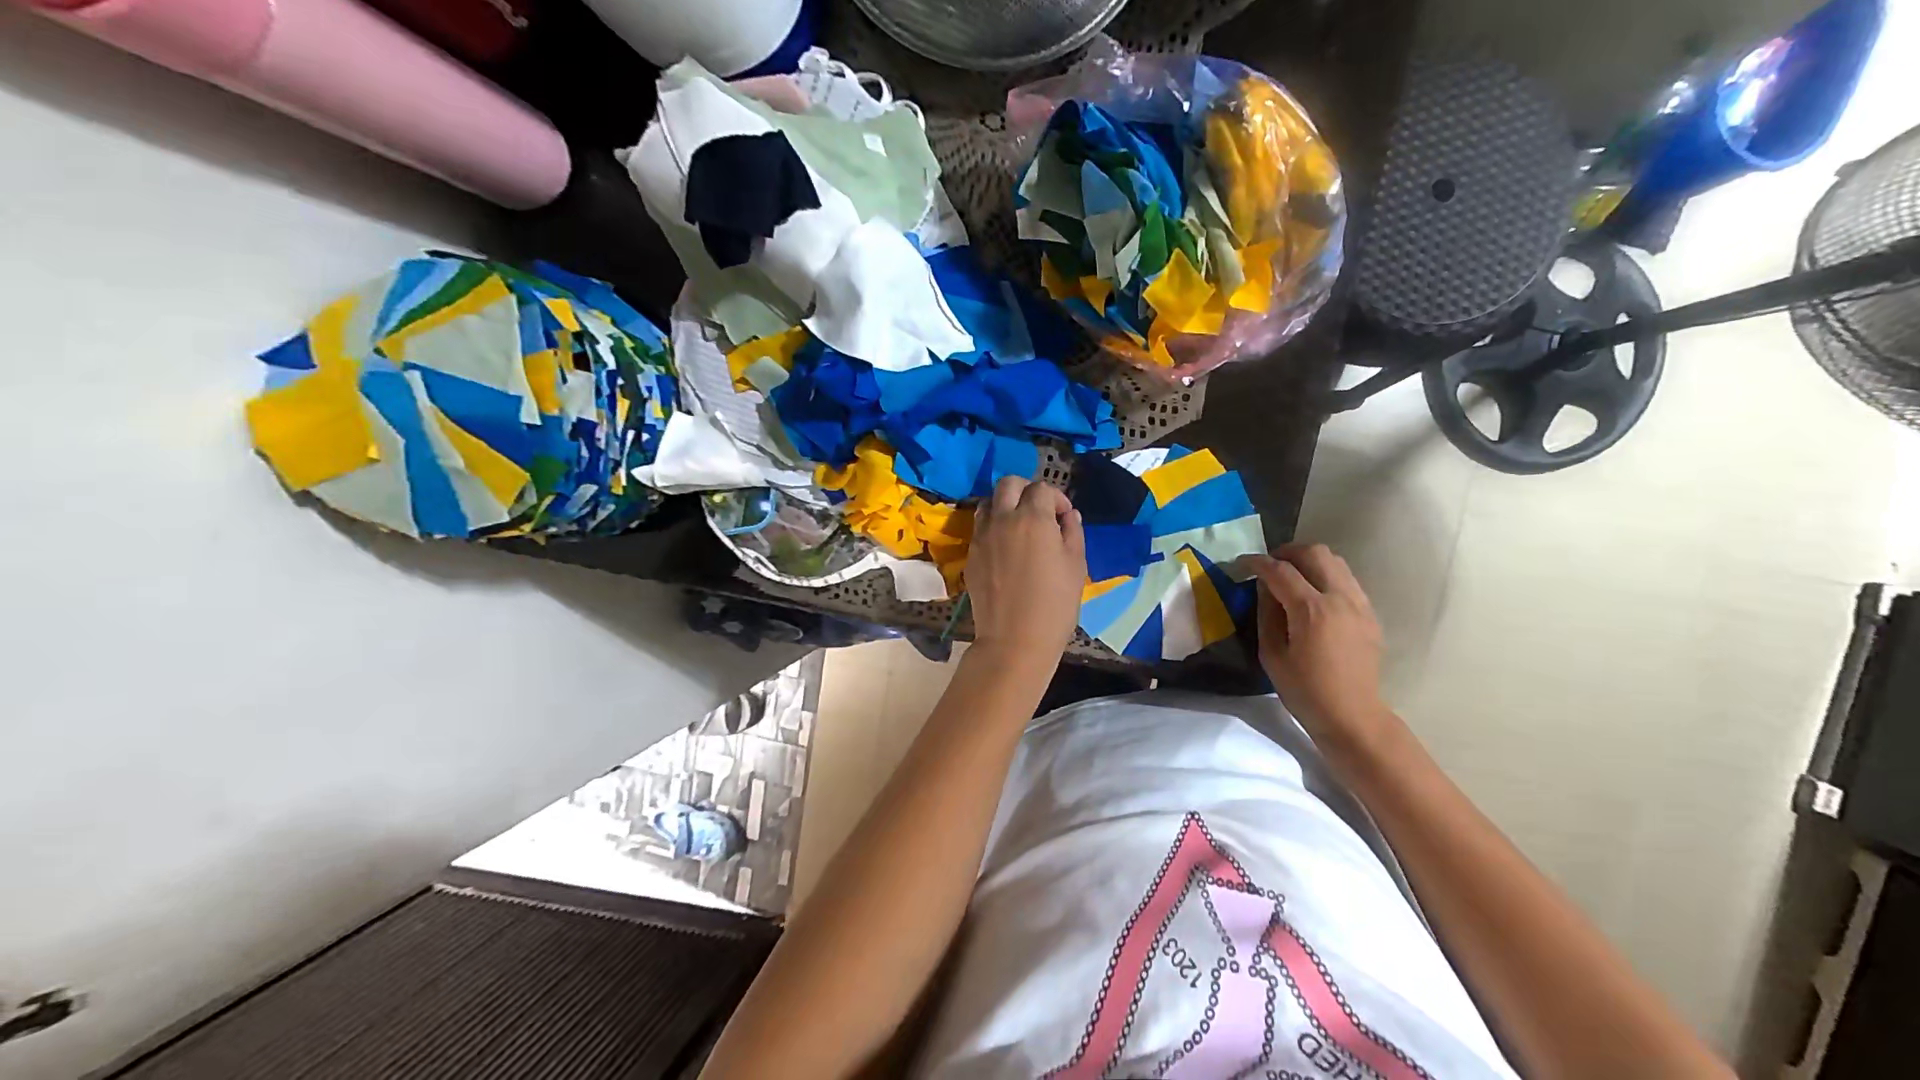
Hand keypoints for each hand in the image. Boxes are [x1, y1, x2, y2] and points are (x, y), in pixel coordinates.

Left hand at [965, 476, 1085, 657]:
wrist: (1014, 639)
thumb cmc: (1055, 605)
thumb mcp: (1076, 566)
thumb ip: (1072, 532)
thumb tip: (1068, 514)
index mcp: (1033, 518)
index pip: (1041, 488)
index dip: (1056, 498)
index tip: (1063, 517)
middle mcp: (1003, 519)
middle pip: (1008, 484)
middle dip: (1026, 489)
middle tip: (1039, 510)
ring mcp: (982, 536)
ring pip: (989, 503)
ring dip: (1005, 505)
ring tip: (1019, 526)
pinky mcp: (970, 555)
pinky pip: (980, 528)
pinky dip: (993, 527)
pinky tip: (1005, 548)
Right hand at [1249, 543, 1388, 749]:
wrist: (1352, 715)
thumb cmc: (1304, 690)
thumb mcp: (1271, 654)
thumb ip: (1267, 614)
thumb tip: (1264, 588)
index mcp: (1311, 610)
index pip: (1280, 571)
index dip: (1257, 563)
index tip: (1242, 563)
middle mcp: (1339, 598)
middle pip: (1314, 553)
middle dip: (1287, 552)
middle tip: (1269, 565)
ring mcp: (1360, 604)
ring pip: (1335, 561)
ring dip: (1308, 561)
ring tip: (1290, 576)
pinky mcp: (1369, 614)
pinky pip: (1346, 580)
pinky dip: (1325, 576)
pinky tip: (1312, 595)